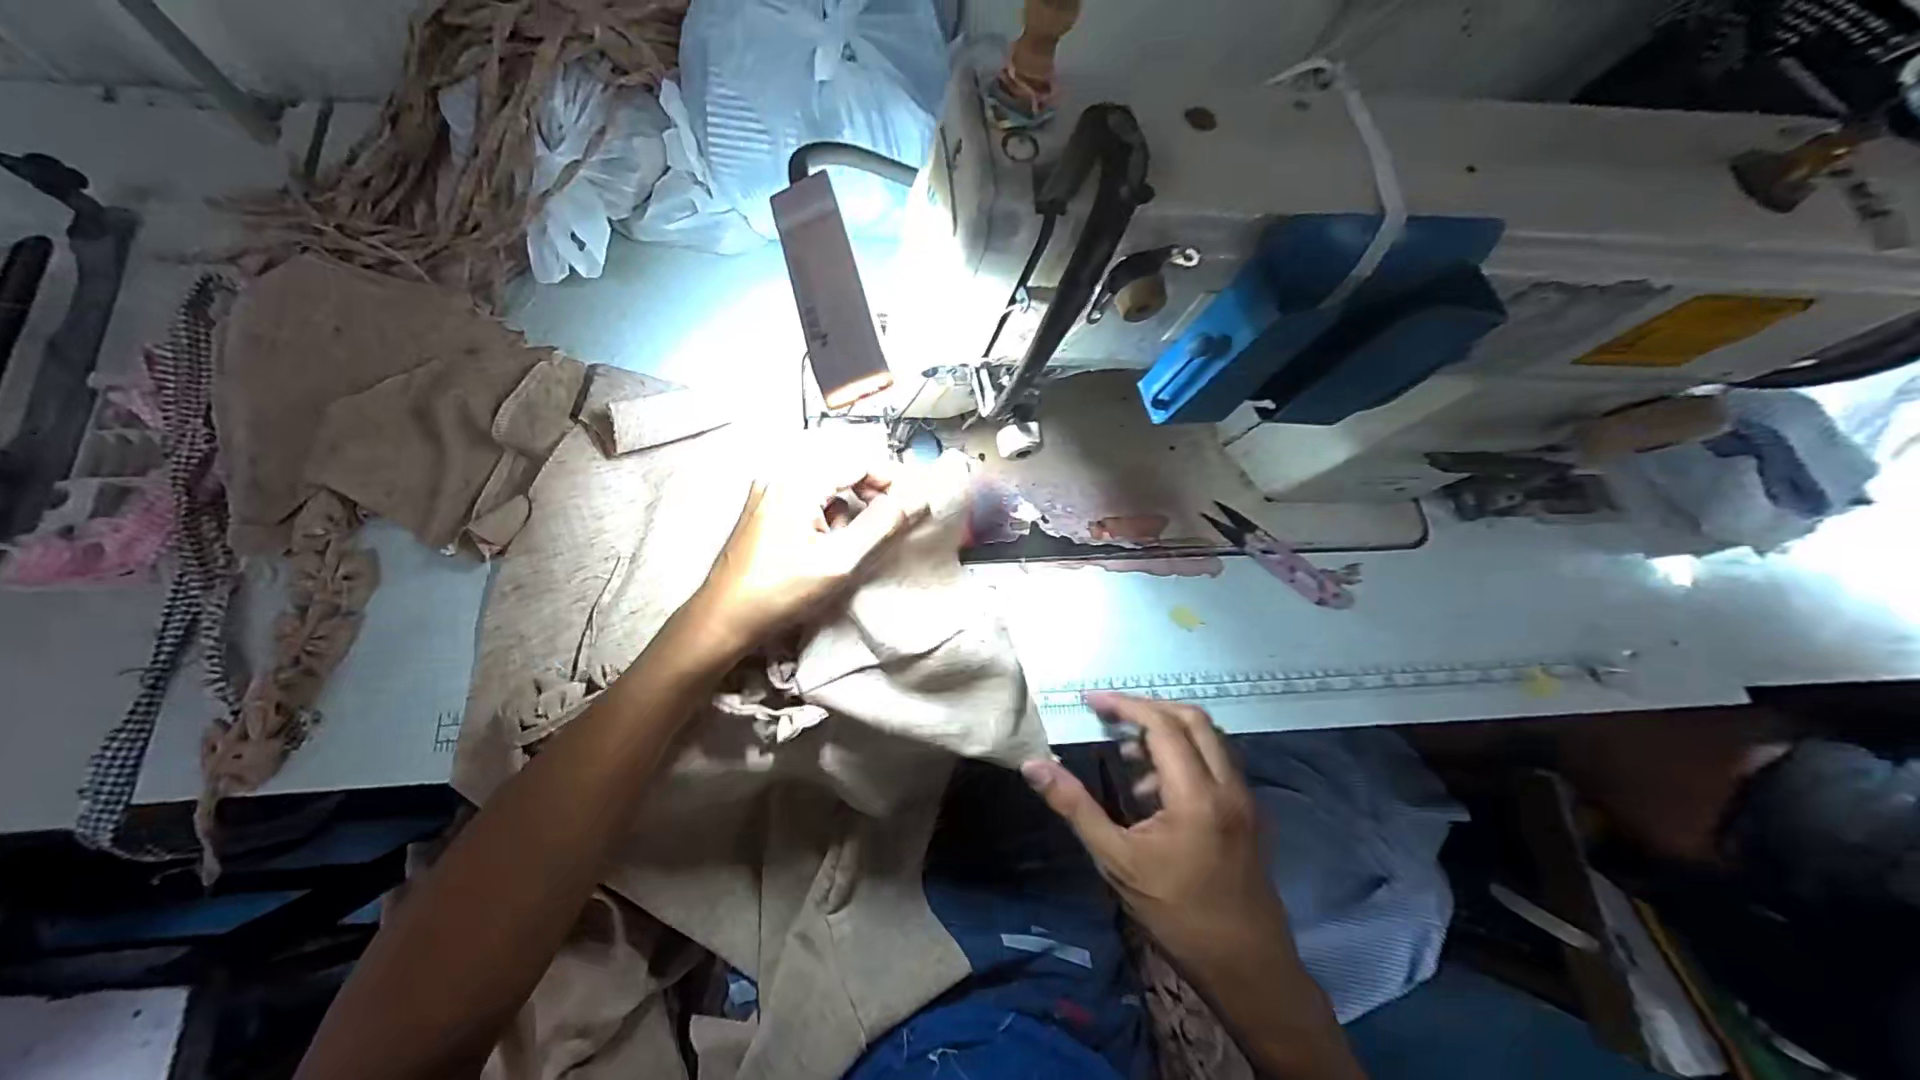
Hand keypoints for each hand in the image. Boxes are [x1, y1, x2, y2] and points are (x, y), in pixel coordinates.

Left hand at [689, 445, 927, 661]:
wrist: (723, 619)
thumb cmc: (779, 592)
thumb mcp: (840, 561)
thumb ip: (882, 526)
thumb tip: (914, 501)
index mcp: (797, 480)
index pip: (858, 460)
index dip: (889, 481)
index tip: (908, 508)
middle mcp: (778, 477)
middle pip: (841, 470)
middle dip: (867, 497)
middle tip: (882, 528)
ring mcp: (766, 493)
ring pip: (824, 488)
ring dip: (844, 511)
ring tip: (844, 547)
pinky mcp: (762, 511)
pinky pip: (805, 501)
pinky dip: (823, 518)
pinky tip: (821, 549)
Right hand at [1022, 693, 1287, 962]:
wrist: (1247, 967)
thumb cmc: (1176, 915)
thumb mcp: (1116, 860)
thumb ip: (1075, 806)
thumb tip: (1033, 766)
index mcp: (1197, 795)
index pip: (1162, 725)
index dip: (1125, 706)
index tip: (1090, 701)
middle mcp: (1228, 786)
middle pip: (1193, 719)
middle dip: (1149, 709)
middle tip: (1110, 717)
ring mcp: (1244, 799)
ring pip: (1209, 738)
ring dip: (1169, 733)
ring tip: (1128, 759)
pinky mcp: (1248, 813)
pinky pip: (1217, 762)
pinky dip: (1185, 756)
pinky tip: (1155, 792)